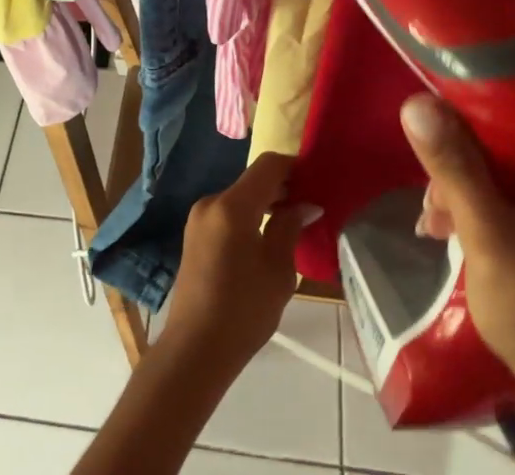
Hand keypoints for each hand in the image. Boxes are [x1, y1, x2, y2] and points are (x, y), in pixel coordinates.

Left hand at [162, 152, 319, 364]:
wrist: (196, 348)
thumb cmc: (244, 310)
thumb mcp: (278, 270)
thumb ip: (289, 228)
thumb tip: (305, 204)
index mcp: (231, 206)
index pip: (268, 165)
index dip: (296, 167)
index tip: (319, 179)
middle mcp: (211, 203)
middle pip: (253, 180)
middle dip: (283, 187)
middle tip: (313, 204)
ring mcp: (198, 218)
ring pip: (240, 197)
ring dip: (266, 202)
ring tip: (295, 222)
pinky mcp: (194, 235)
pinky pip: (228, 213)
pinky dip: (250, 216)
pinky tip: (268, 235)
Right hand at [402, 95, 514, 399]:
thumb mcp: (491, 241)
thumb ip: (457, 169)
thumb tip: (416, 102)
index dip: (508, 80)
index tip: (458, 86)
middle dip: (481, 146)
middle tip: (435, 180)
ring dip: (487, 178)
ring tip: (440, 215)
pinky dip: (511, 199)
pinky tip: (464, 227)